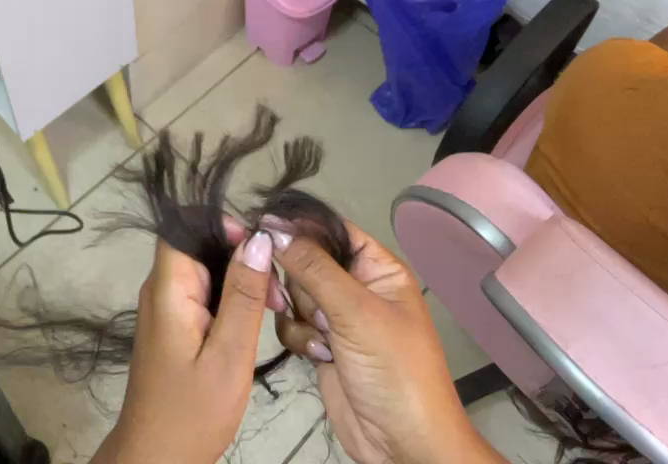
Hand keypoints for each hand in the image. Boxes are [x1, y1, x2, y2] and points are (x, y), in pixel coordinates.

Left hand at [93, 221, 276, 463]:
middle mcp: (161, 286)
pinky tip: (256, 316)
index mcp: (168, 287)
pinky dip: (231, 296)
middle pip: (198, 243)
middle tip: (276, 287)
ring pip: (204, 266)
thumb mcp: (229, 355)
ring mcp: (166, 305)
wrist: (157, 458)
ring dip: (239, 276)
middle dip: (239, 252)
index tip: (258, 248)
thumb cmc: (193, 411)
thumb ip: (244, 295)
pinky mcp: (175, 322)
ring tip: (274, 303)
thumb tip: (258, 239)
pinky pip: (203, 291)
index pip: (184, 224)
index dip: (222, 224)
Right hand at [268, 219, 504, 463]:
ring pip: (294, 292)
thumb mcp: (356, 312)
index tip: (263, 226)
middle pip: (305, 259)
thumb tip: (272, 226)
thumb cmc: (396, 372)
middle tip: (293, 297)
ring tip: (321, 337)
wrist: (404, 448)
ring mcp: (337, 316)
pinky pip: (292, 323)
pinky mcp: (321, 344)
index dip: (298, 225)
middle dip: (297, 279)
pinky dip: (298, 337)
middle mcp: (356, 285)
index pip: (331, 228)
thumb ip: (312, 266)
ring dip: (300, 314)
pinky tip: (319, 355)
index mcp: (376, 267)